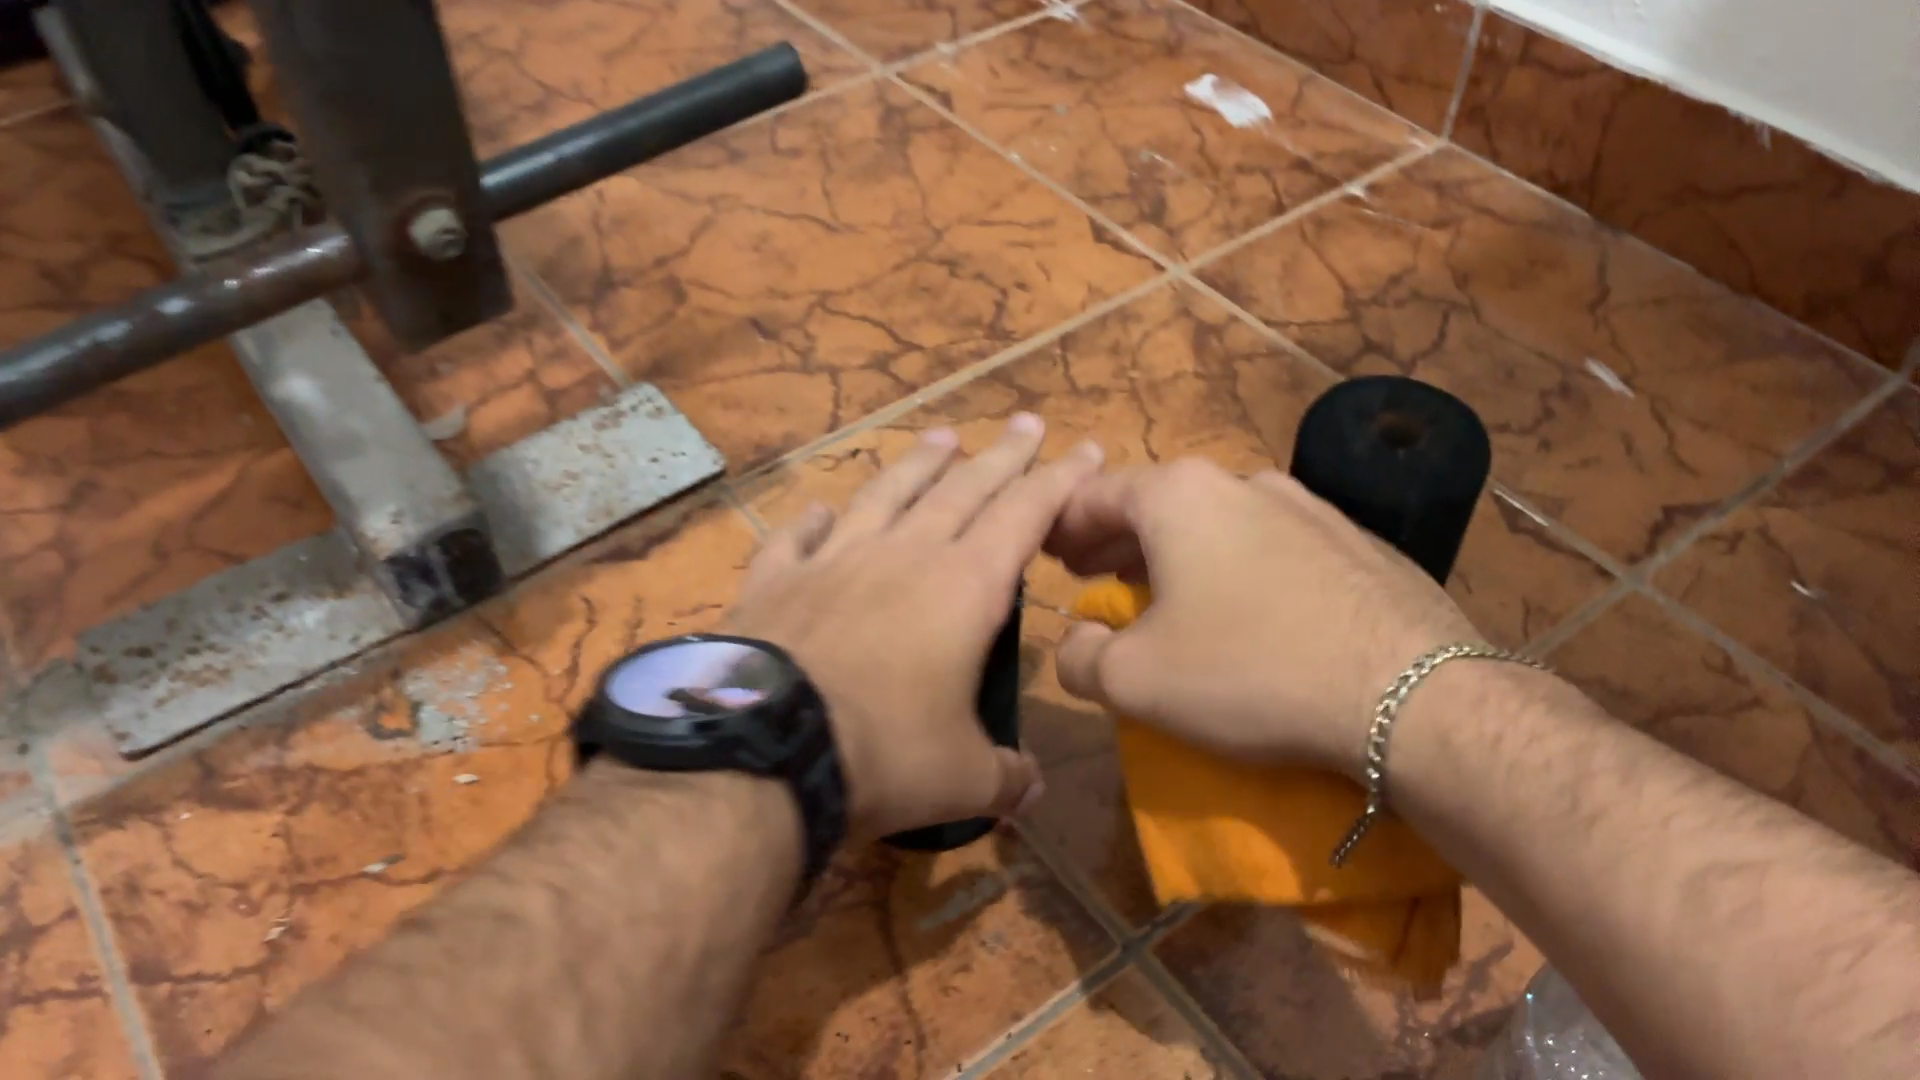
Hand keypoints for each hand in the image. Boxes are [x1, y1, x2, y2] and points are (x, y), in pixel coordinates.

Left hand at [728, 416, 1103, 837]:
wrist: (765, 748)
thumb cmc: (884, 755)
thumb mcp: (962, 779)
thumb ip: (1005, 777)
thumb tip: (1031, 790)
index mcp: (963, 588)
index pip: (1025, 515)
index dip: (1059, 480)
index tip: (1085, 447)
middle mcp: (904, 555)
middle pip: (964, 489)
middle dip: (1002, 455)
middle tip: (1025, 422)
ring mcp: (834, 559)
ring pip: (887, 494)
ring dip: (918, 464)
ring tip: (941, 437)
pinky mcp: (775, 578)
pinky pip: (797, 537)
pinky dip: (812, 520)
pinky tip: (820, 509)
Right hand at [1043, 458, 1479, 774]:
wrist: (1413, 698)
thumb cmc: (1248, 673)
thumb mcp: (1132, 680)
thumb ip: (1078, 657)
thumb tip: (1076, 642)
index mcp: (1179, 496)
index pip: (1093, 494)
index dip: (1059, 525)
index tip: (1043, 553)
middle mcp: (1242, 482)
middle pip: (1154, 505)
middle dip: (1113, 540)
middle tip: (1089, 576)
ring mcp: (1308, 507)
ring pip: (1216, 523)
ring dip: (1174, 554)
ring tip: (1160, 593)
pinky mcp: (1356, 543)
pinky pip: (1270, 547)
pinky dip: (1235, 569)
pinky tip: (1243, 613)